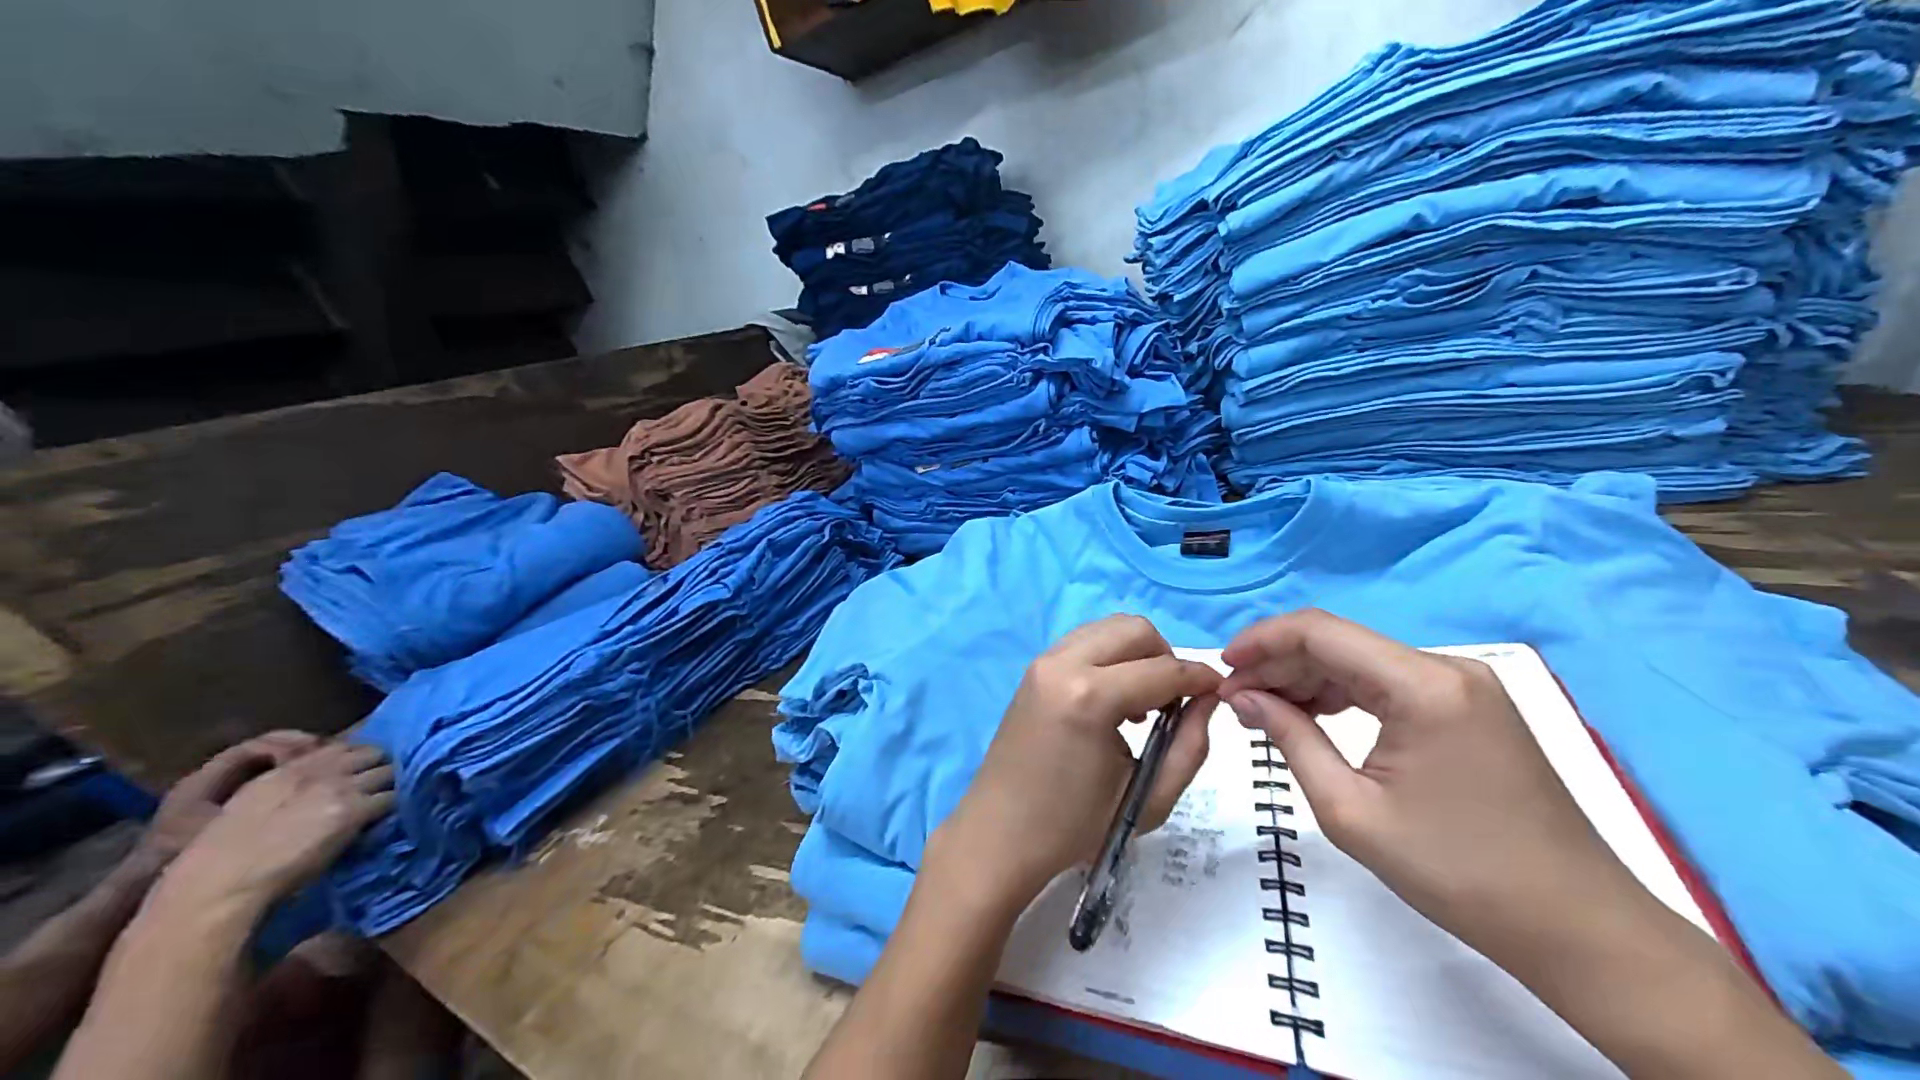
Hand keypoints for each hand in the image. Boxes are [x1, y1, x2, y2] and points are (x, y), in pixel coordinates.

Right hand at [163, 741, 395, 910]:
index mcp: (289, 769)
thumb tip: (315, 783)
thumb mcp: (250, 802)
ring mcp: (340, 789)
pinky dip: (393, 805)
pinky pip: (391, 798)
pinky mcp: (354, 812)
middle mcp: (319, 772)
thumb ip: (286, 784)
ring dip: (389, 784)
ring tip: (386, 798)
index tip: (361, 770)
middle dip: (378, 766)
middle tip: (379, 783)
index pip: (341, 746)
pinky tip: (385, 817)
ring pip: (387, 772)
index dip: (356, 758)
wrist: (220, 881)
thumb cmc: (222, 854)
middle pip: (372, 753)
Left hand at [935, 615, 1221, 910]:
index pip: (1163, 670)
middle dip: (1167, 658)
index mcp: (1089, 697)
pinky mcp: (1033, 669)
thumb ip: (1190, 745)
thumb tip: (1210, 698)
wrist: (1001, 834)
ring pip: (1108, 628)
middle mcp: (1062, 665)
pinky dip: (1110, 657)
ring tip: (1142, 704)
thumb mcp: (1148, 797)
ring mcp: (1042, 662)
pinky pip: (1084, 641)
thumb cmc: (1074, 826)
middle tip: (1174, 703)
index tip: (1220, 693)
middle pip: (1135, 630)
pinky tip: (1113, 701)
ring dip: (1137, 654)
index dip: (1199, 679)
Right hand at [1219, 610, 1653, 969]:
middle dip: (1278, 664)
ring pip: (1361, 660)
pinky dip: (1342, 693)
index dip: (1261, 641)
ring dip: (1306, 679)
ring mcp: (1463, 686)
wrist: (1576, 926)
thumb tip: (1242, 697)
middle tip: (1235, 701)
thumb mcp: (1350, 809)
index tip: (1222, 670)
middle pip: (1340, 642)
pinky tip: (1311, 716)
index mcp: (1424, 685)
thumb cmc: (1457, 872)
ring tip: (1263, 711)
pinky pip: (1388, 683)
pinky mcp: (1470, 707)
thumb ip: (1290, 738)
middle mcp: (1447, 669)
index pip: (1320, 631)